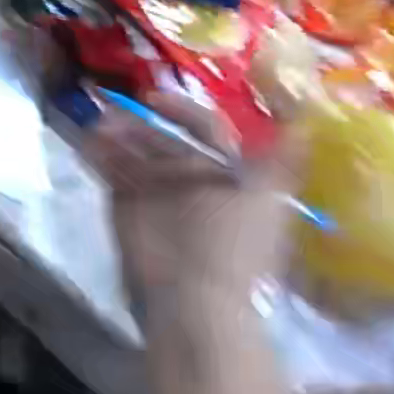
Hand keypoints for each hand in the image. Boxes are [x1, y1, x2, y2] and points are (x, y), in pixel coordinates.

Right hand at [93, 92, 300, 310]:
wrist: (189, 293)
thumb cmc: (230, 241)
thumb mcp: (267, 196)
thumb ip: (283, 157)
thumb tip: (306, 115)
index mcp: (226, 174)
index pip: (205, 128)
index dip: (182, 110)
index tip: (151, 100)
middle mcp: (189, 176)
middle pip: (160, 134)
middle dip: (136, 118)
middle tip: (111, 108)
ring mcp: (153, 186)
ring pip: (129, 144)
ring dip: (113, 130)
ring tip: (98, 125)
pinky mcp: (123, 196)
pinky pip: (107, 162)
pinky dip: (95, 148)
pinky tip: (87, 140)